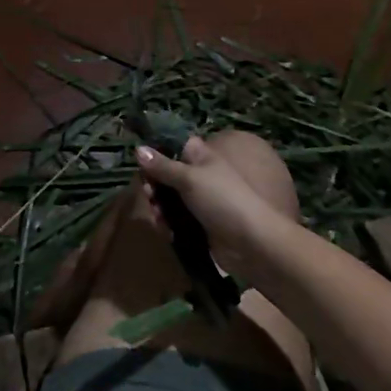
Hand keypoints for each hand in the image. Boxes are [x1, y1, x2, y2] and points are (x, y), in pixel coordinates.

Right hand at [136, 138, 286, 282]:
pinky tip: (165, 232)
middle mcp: (199, 177)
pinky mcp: (200, 226)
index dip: (157, 154)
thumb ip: (162, 166)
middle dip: (154, 186)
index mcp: (201, 158)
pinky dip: (168, 226)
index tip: (142, 165)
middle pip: (167, 176)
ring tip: (157, 217)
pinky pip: (177, 222)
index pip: (174, 148)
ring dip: (159, 208)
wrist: (252, 242)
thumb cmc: (222, 199)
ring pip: (169, 201)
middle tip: (149, 196)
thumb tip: (138, 148)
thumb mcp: (189, 178)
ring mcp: (200, 203)